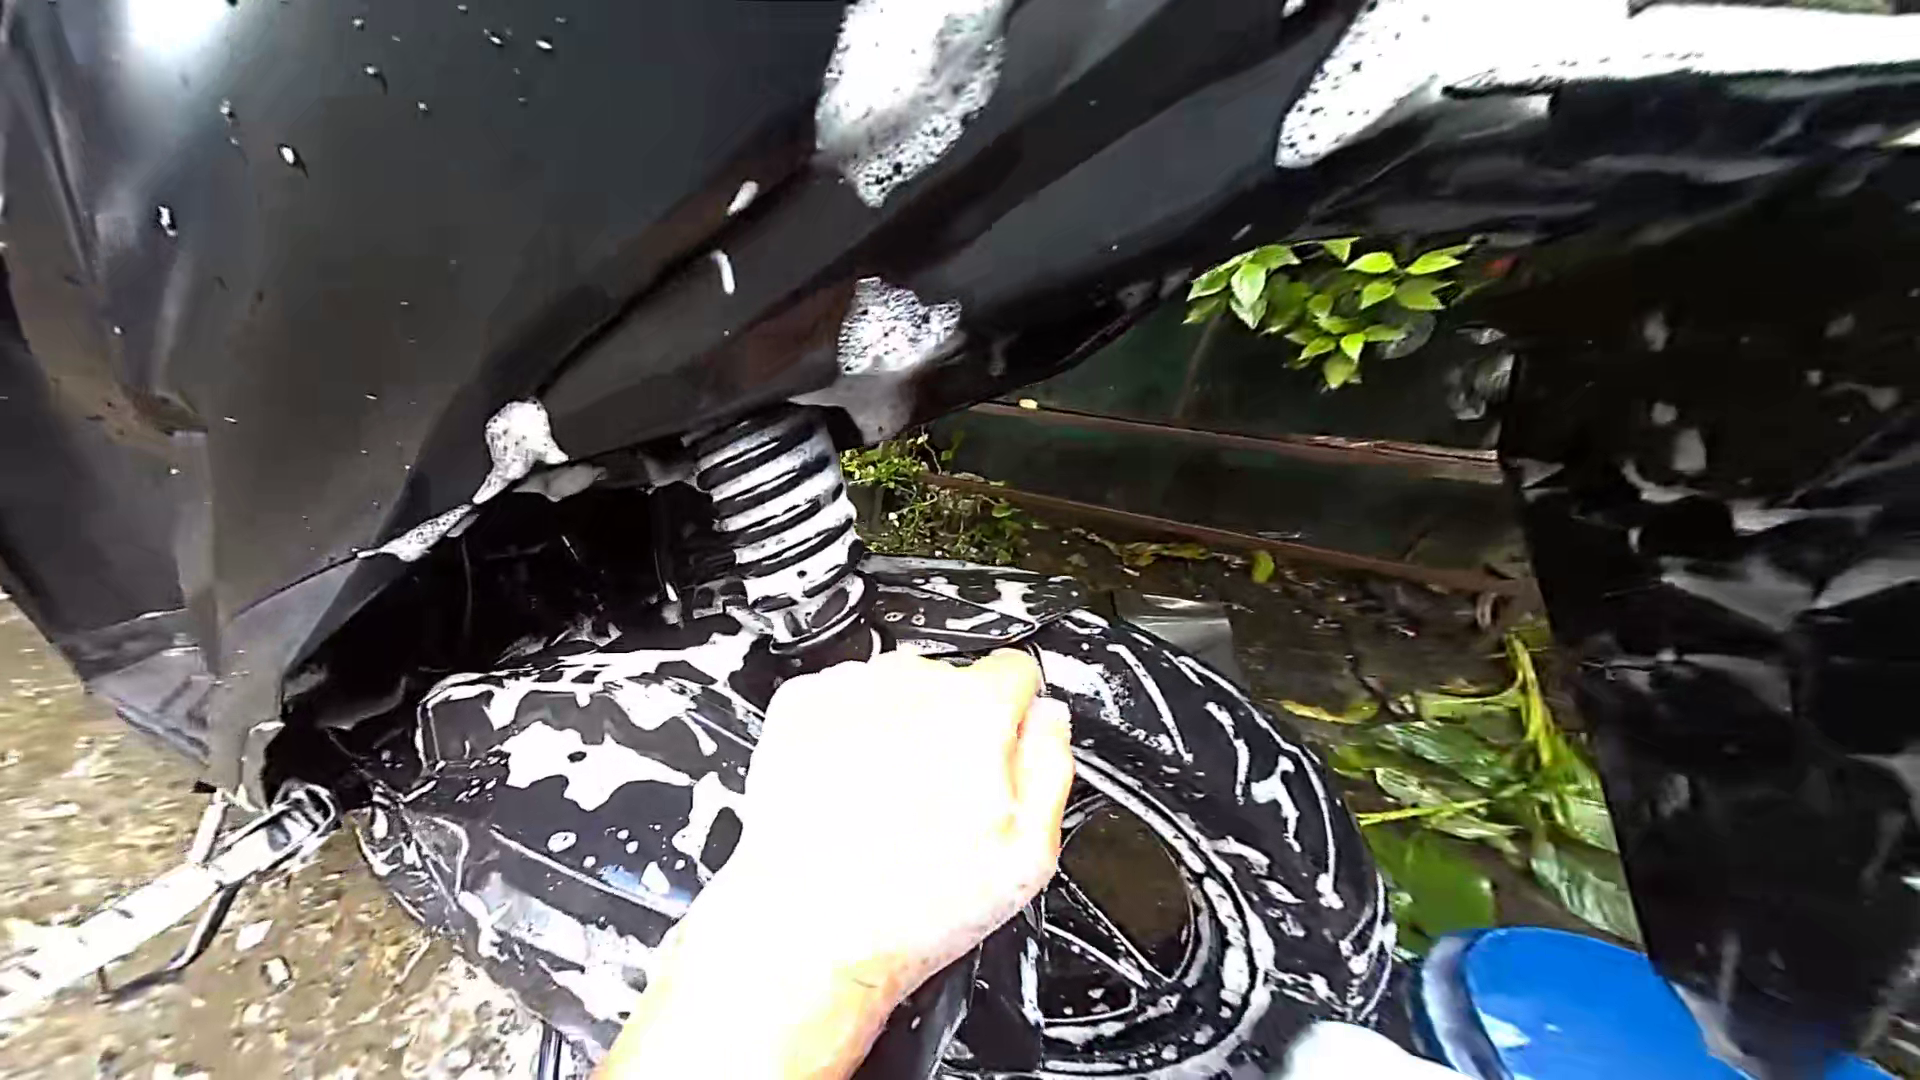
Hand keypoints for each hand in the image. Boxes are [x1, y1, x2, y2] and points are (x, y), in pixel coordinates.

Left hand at [598, 648, 1073, 1078]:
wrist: (805, 928)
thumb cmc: (912, 903)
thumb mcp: (1028, 853)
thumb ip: (1051, 762)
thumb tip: (1047, 718)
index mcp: (974, 709)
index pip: (1015, 669)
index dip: (1015, 710)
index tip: (1000, 740)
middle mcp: (912, 680)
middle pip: (954, 678)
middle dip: (955, 721)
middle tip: (939, 788)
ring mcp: (852, 686)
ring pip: (898, 685)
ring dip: (901, 721)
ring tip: (888, 793)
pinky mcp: (803, 700)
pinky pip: (845, 695)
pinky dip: (849, 726)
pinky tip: (850, 780)